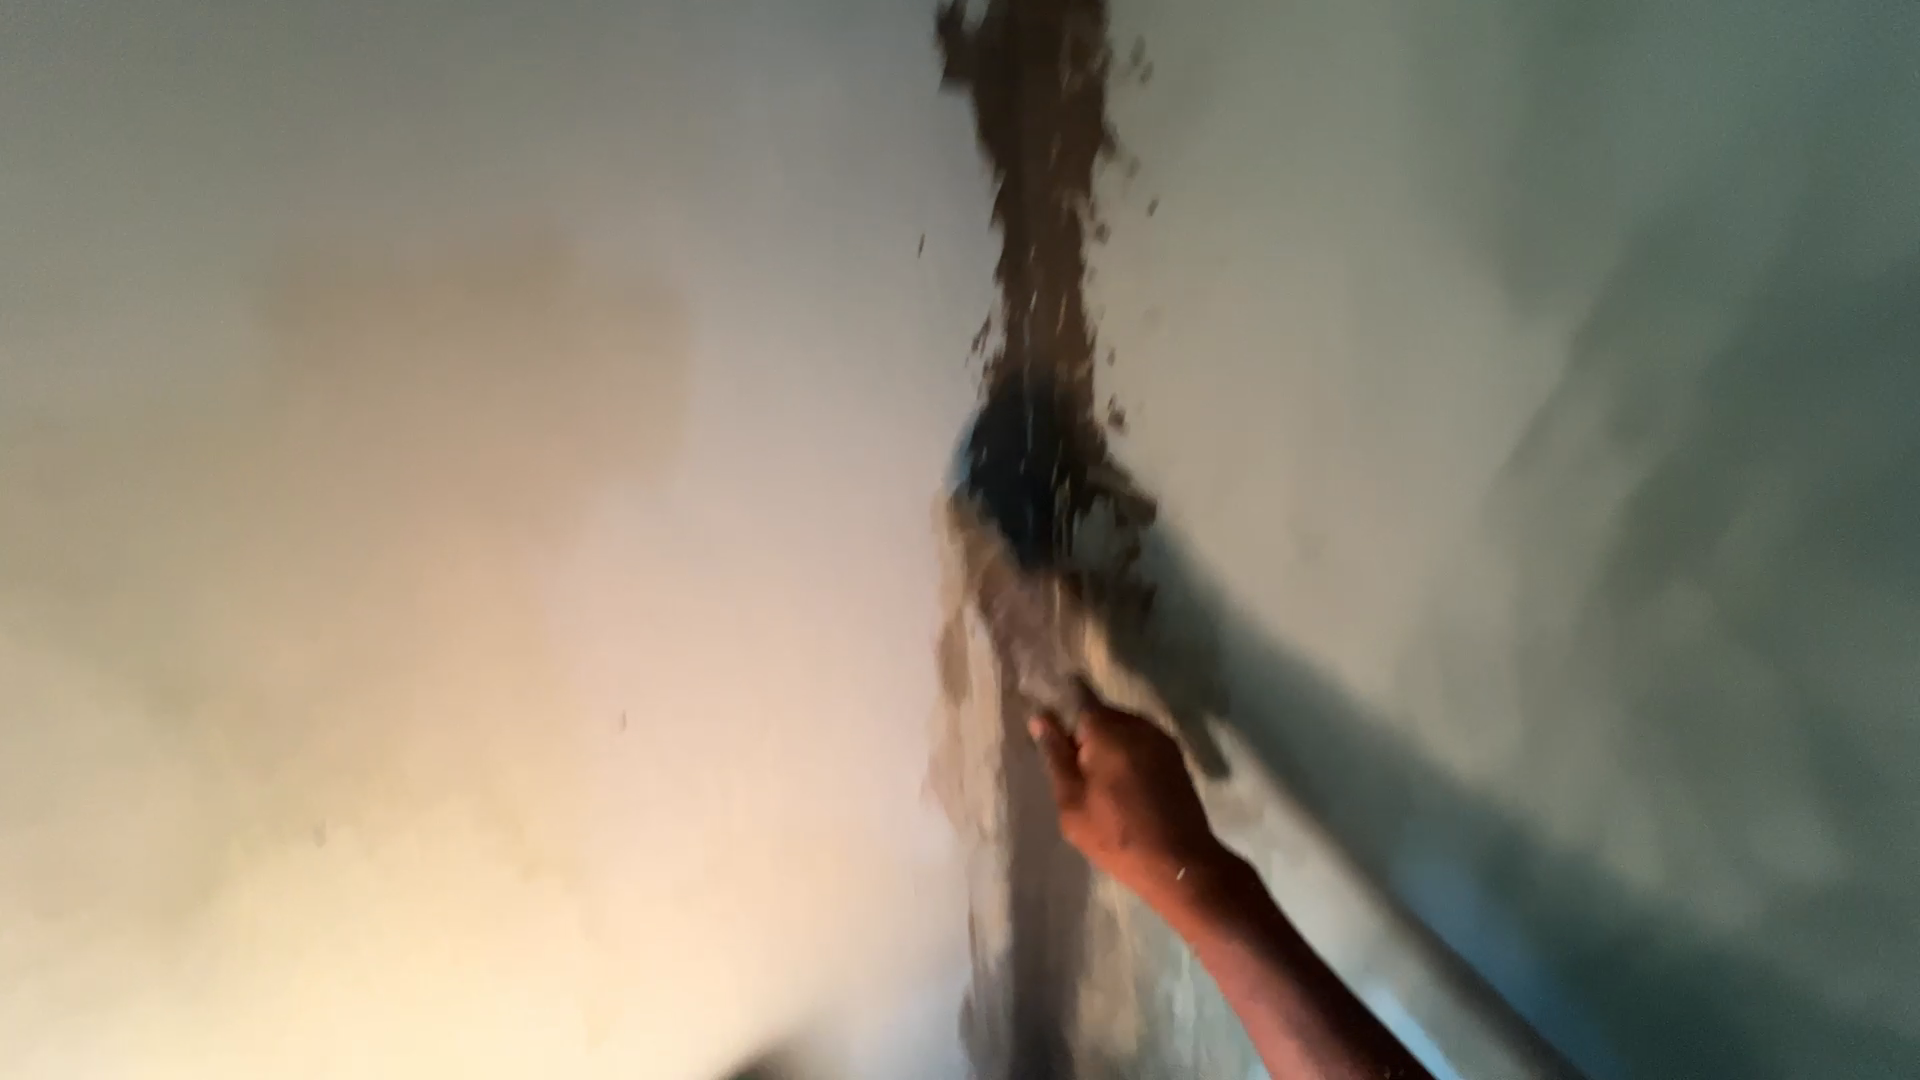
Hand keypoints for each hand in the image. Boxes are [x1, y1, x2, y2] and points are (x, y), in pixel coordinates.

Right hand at [1028, 693, 1232, 912]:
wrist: (1180, 865)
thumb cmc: (1116, 835)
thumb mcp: (1071, 800)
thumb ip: (1056, 754)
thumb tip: (1041, 717)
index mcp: (1108, 729)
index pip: (1076, 696)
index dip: (1060, 708)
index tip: (1048, 728)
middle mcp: (1137, 723)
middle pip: (1100, 713)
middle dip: (1083, 731)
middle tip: (1072, 768)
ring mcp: (1160, 738)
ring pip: (1121, 727)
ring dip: (1106, 743)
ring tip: (1098, 781)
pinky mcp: (1174, 756)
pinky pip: (1140, 741)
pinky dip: (1126, 753)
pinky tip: (1122, 785)